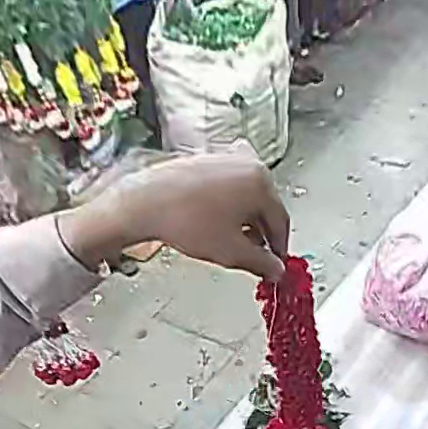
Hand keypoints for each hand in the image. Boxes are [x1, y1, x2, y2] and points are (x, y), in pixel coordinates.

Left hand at [58, 143, 288, 280]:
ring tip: (236, 246)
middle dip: (263, 236)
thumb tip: (277, 271)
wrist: (146, 202)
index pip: (281, 223)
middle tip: (257, 260)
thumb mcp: (234, 252)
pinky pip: (233, 188)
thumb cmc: (189, 222)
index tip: (276, 267)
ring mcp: (228, 157)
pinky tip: (221, 227)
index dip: (280, 250)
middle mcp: (249, 162)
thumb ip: (263, 263)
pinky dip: (233, 209)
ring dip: (248, 224)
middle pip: (267, 208)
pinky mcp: (210, 159)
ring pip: (250, 199)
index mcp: (261, 182)